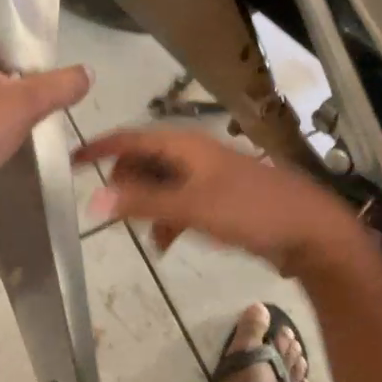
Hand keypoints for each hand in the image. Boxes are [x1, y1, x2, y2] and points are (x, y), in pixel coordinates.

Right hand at [74, 126, 372, 272]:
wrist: (312, 232)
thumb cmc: (250, 211)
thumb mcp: (190, 208)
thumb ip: (141, 203)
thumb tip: (92, 200)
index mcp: (184, 145)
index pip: (129, 138)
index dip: (99, 148)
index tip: (70, 160)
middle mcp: (192, 154)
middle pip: (142, 162)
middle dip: (123, 184)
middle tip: (110, 211)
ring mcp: (207, 176)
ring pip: (160, 184)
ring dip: (145, 206)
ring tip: (140, 234)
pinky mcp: (219, 198)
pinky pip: (178, 202)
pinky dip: (166, 219)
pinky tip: (165, 244)